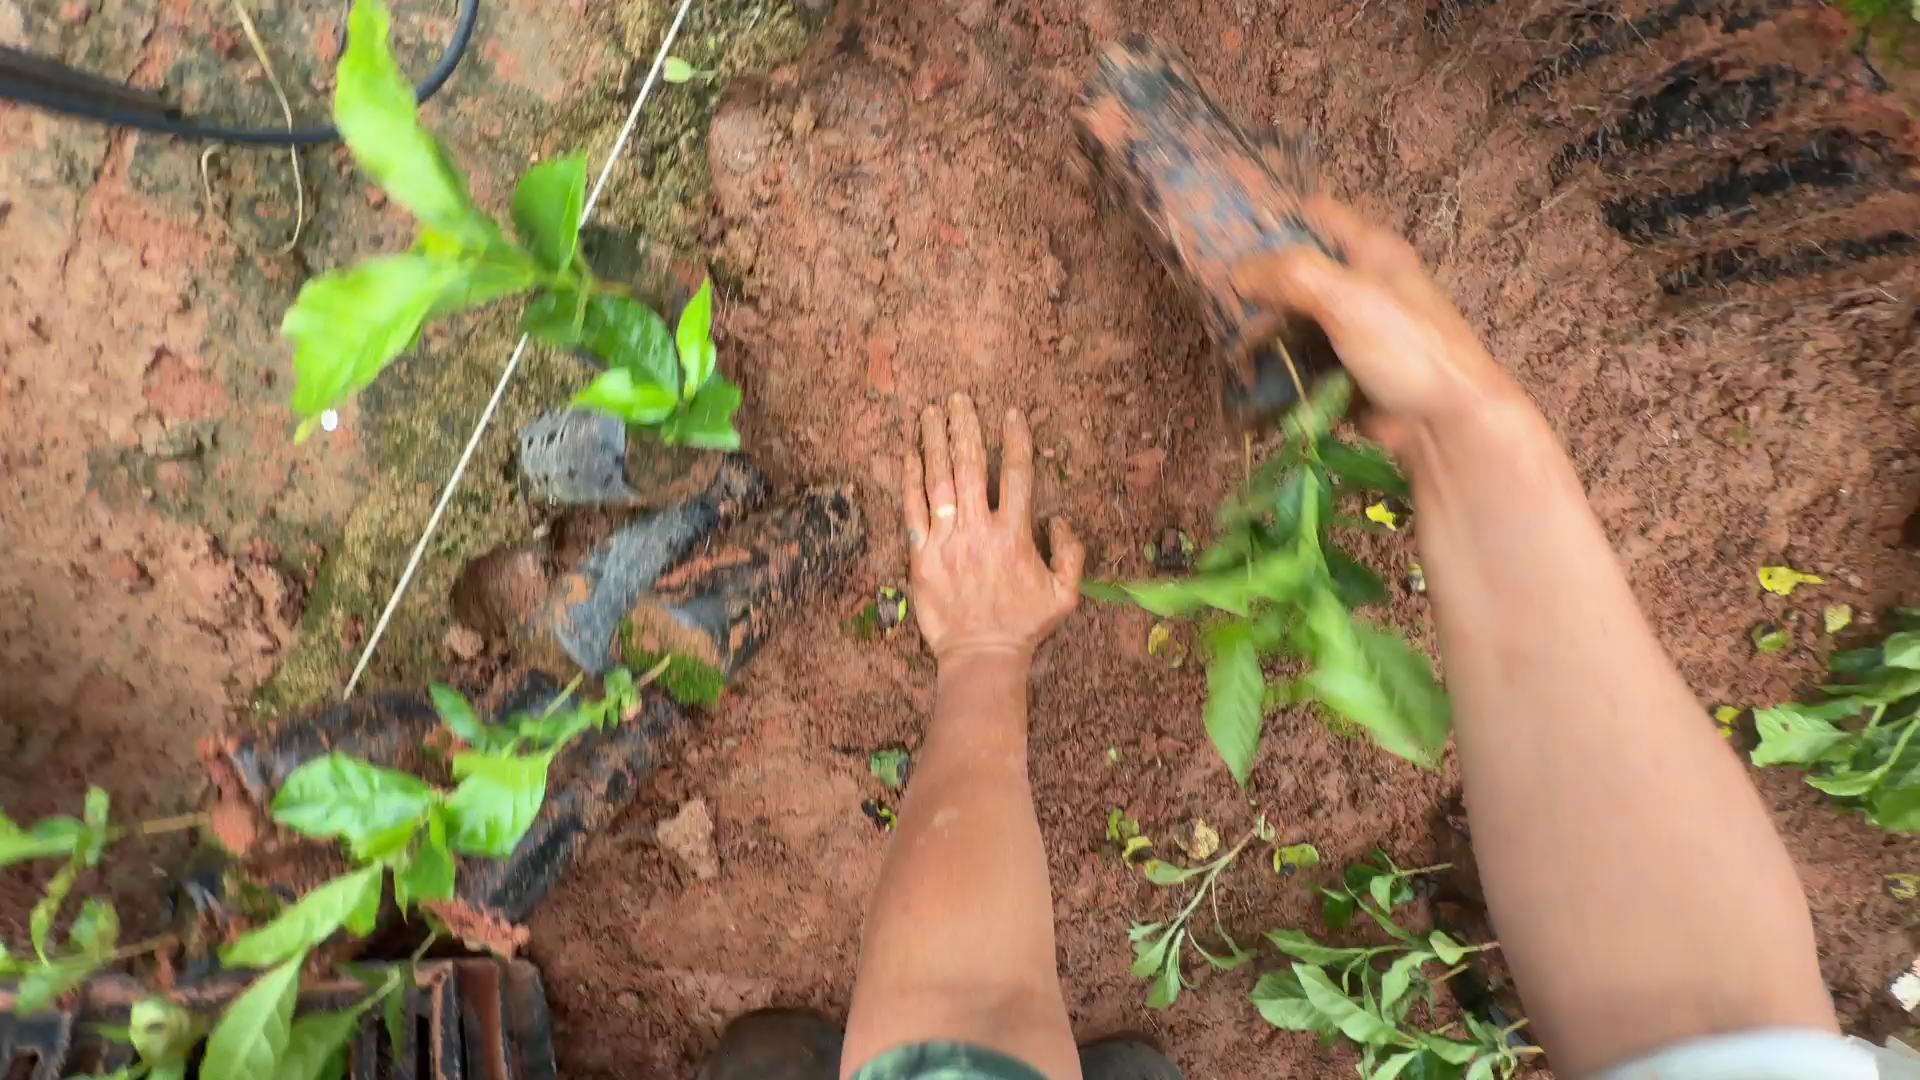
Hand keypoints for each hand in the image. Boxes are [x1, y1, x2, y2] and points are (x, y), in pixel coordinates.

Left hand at [903, 394, 1084, 665]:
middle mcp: (978, 530)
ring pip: (939, 481)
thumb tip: (1061, 518)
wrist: (981, 656)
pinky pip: (912, 510)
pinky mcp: (920, 557)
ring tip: (930, 412)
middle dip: (965, 427)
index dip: (1015, 441)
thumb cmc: (1025, 626)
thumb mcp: (1066, 594)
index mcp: (1014, 535)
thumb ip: (1072, 553)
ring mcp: (946, 541)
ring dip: (934, 442)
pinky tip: (909, 453)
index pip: (1017, 475)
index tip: (1010, 414)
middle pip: (971, 466)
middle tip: (958, 398)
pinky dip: (910, 479)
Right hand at [1230, 195, 1531, 454]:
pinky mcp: (1336, 368)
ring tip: (1226, 346)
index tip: (1226, 240)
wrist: (1441, 421)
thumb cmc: (1407, 349)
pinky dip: (1271, 364)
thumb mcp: (1349, 298)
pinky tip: (1245, 375)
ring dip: (1258, 331)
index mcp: (1369, 252)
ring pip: (1288, 318)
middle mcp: (1357, 284)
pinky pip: (1294, 358)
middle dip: (1255, 286)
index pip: (1314, 215)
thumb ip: (1292, 276)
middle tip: (1215, 304)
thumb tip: (1236, 273)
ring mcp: (1346, 329)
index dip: (1272, 221)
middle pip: (1293, 272)